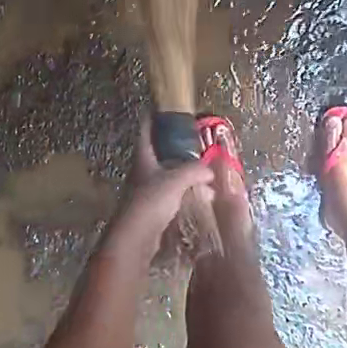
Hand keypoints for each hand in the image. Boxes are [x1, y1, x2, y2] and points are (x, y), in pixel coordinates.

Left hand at [99, 120, 216, 262]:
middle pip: (158, 153)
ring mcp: (146, 191)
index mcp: (143, 157)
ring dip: (185, 175)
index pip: (146, 131)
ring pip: (167, 176)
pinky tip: (201, 199)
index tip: (165, 110)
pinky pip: (172, 196)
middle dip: (176, 149)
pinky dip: (186, 194)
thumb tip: (210, 169)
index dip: (153, 118)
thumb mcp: (176, 180)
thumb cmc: (151, 201)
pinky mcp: (152, 210)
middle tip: (195, 145)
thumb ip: (194, 170)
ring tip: (206, 177)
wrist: (135, 237)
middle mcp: (142, 171)